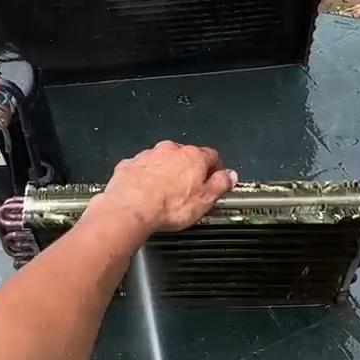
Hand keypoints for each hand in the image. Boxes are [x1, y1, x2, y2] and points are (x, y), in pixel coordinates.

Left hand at [92, 141, 236, 234]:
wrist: (130, 209)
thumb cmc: (168, 206)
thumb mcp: (205, 200)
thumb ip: (220, 184)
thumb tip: (230, 176)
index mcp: (193, 156)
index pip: (212, 156)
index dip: (215, 169)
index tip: (214, 181)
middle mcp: (170, 150)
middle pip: (185, 157)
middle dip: (188, 171)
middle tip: (188, 193)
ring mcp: (148, 155)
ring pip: (162, 161)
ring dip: (165, 173)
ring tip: (165, 197)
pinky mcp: (129, 164)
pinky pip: (142, 169)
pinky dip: (145, 178)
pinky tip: (145, 195)